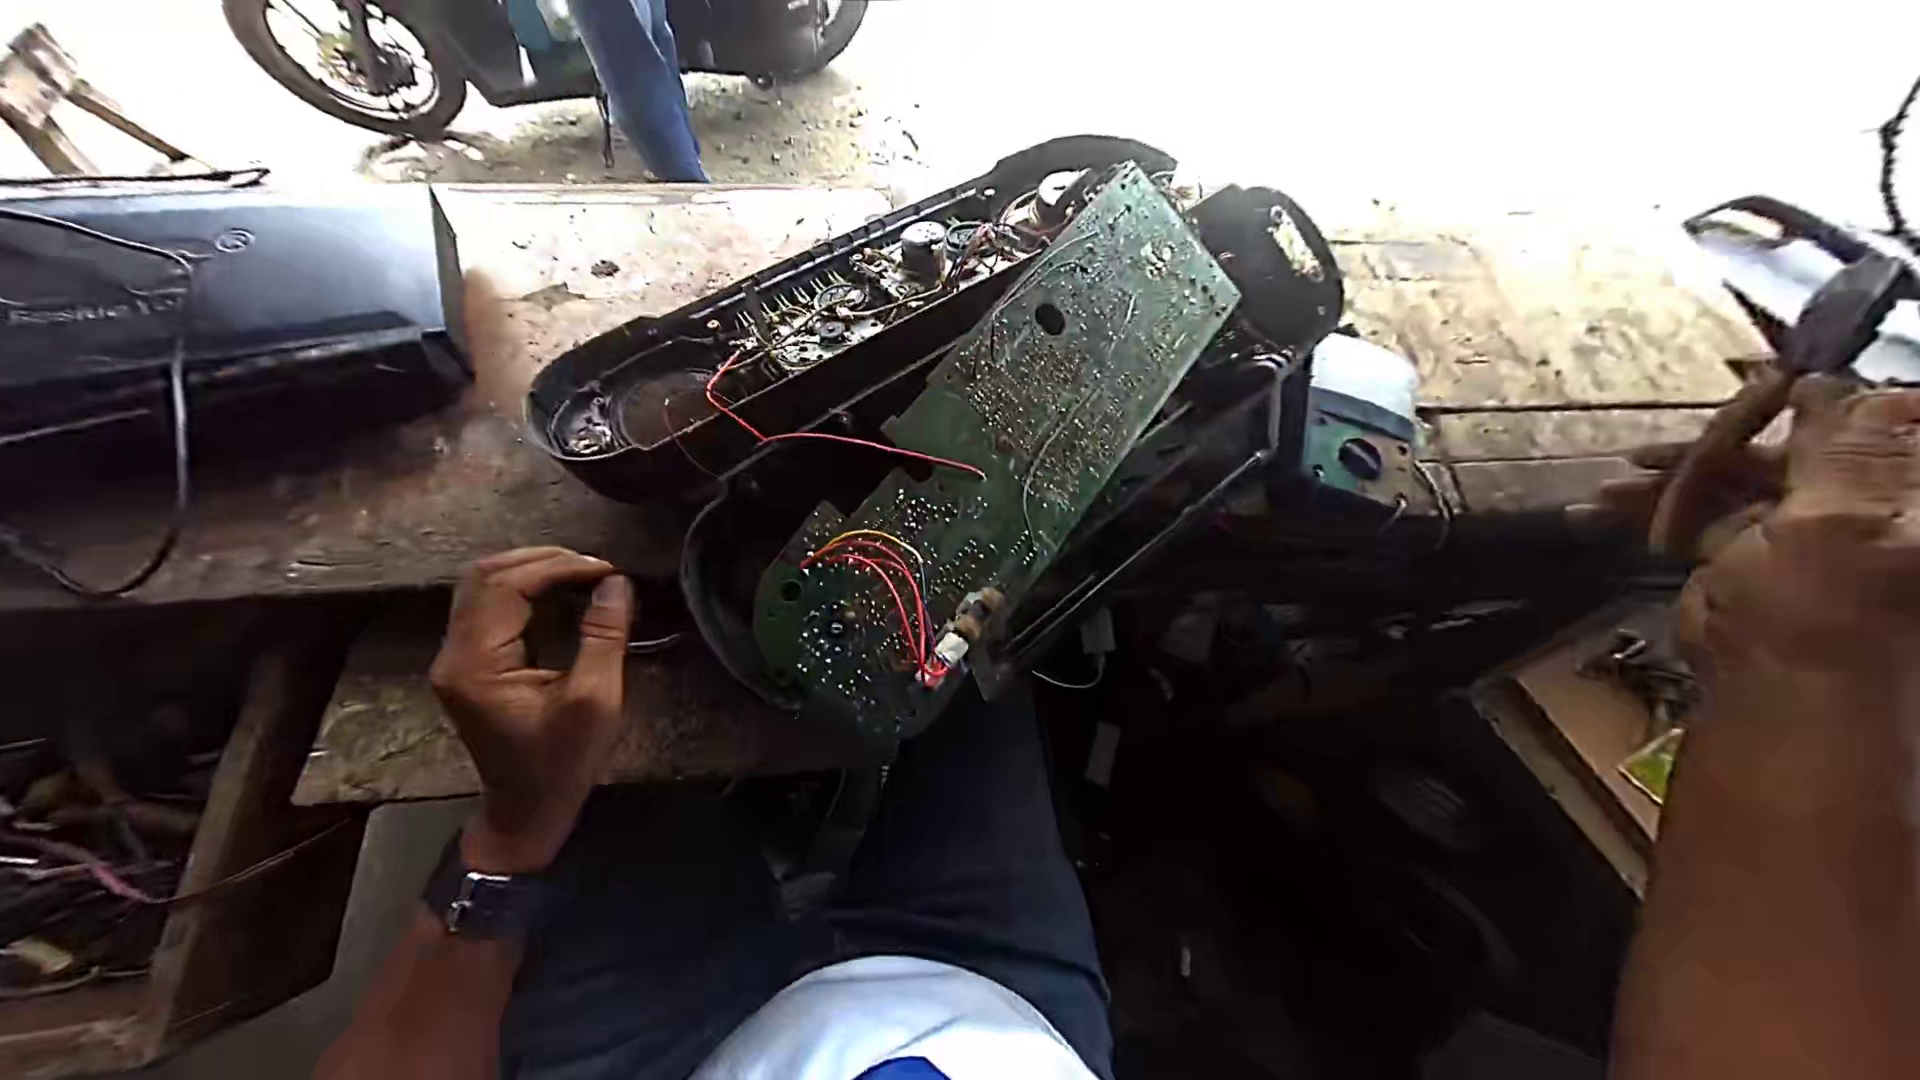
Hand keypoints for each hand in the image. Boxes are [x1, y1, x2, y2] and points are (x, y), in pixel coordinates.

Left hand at [428, 547, 634, 872]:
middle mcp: (454, 655)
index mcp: (476, 665)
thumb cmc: (562, 762)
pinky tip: (562, 591)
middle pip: (484, 577)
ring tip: (583, 573)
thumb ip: (604, 637)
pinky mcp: (470, 663)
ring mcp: (457, 658)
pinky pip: (489, 606)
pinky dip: (526, 588)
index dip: (556, 568)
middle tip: (596, 567)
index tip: (606, 571)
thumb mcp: (596, 700)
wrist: (527, 809)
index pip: (504, 588)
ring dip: (532, 570)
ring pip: (482, 586)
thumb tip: (617, 583)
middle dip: (543, 561)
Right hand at [1578, 376, 1919, 680]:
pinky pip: (1707, 516)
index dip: (1825, 402)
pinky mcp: (1754, 553)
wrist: (1773, 686)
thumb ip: (1846, 453)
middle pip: (1799, 451)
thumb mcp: (1835, 525)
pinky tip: (1606, 509)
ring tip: (1612, 486)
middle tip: (1654, 450)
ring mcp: (1810, 530)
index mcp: (1909, 494)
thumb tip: (1844, 383)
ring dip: (1674, 481)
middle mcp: (1871, 504)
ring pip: (1741, 483)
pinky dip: (1659, 510)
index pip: (1881, 424)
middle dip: (1721, 449)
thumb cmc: (1818, 609)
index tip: (1760, 390)